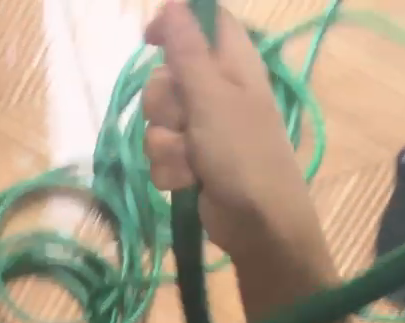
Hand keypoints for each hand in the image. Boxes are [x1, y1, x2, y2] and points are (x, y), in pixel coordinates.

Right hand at [142, 3, 330, 276]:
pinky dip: (170, 171)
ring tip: (193, 162)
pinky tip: (190, 182)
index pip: (199, 23)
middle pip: (165, 79)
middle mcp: (214, 92)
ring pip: (156, 125)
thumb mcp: (212, 97)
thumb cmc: (242, 153)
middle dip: (165, 108)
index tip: (148, 41)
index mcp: (230, 62)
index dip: (173, 25)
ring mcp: (200, 130)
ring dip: (168, 148)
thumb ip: (188, 51)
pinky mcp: (189, 163)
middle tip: (186, 122)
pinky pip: (160, 157)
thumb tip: (173, 1)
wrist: (256, 220)